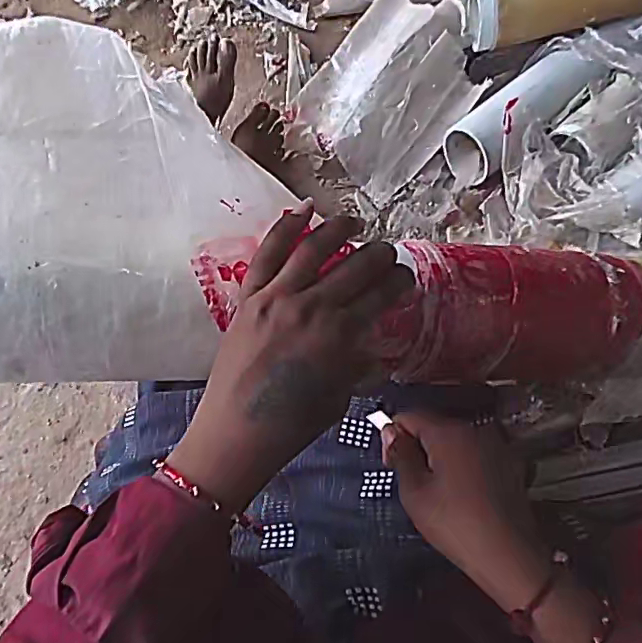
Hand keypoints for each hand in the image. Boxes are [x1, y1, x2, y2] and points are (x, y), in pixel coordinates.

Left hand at [166, 206, 412, 512]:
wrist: (237, 432)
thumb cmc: (292, 424)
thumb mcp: (339, 395)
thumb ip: (356, 363)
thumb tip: (369, 344)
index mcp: (340, 335)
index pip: (381, 294)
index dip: (399, 282)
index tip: (404, 278)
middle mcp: (311, 307)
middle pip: (355, 266)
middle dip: (379, 254)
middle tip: (387, 252)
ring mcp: (276, 298)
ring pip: (314, 248)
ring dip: (339, 229)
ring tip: (354, 222)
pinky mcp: (249, 298)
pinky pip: (268, 254)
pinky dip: (286, 227)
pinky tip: (303, 210)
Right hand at [385, 409, 602, 642]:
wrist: (509, 555)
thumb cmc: (454, 523)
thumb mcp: (414, 492)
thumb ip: (400, 455)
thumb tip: (391, 431)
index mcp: (449, 431)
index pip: (409, 415)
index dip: (393, 435)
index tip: (390, 464)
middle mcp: (476, 428)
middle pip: (435, 424)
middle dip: (417, 444)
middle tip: (410, 480)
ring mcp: (498, 445)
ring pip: (457, 440)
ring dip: (441, 455)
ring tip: (436, 489)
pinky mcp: (511, 464)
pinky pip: (476, 454)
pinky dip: (463, 465)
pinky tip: (461, 493)